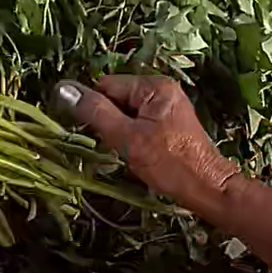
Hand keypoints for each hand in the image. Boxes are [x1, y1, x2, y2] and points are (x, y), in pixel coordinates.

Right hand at [56, 75, 240, 216]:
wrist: (207, 187)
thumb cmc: (169, 164)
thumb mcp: (126, 138)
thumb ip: (95, 112)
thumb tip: (63, 88)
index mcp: (154, 85)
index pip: (106, 85)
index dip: (95, 109)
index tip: (96, 133)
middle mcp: (164, 89)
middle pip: (118, 98)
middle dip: (111, 122)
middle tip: (119, 146)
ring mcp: (169, 106)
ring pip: (128, 114)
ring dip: (122, 133)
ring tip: (133, 152)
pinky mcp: (172, 123)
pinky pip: (141, 124)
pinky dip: (135, 138)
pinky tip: (143, 155)